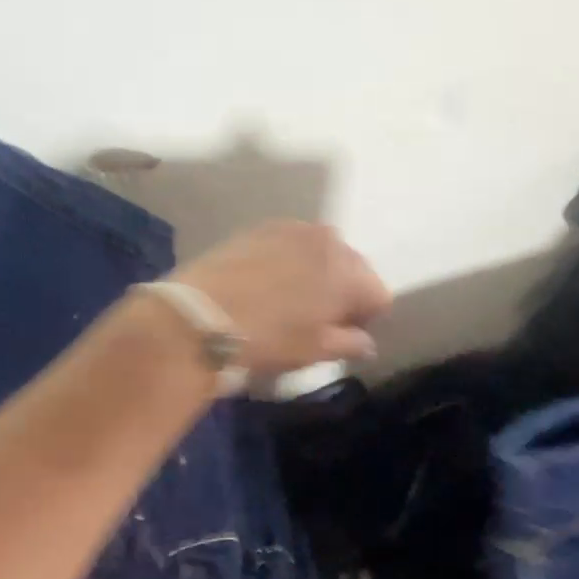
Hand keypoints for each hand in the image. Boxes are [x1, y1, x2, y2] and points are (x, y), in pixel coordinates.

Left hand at [169, 221, 391, 374]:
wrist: (199, 316)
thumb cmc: (268, 338)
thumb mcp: (315, 350)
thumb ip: (351, 343)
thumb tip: (366, 342)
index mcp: (350, 272)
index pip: (379, 295)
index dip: (367, 318)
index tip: (345, 336)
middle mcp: (328, 241)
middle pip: (353, 268)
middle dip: (344, 291)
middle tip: (318, 319)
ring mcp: (293, 229)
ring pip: (322, 253)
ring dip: (317, 273)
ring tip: (291, 301)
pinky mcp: (260, 228)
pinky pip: (291, 244)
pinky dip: (290, 261)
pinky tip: (268, 284)